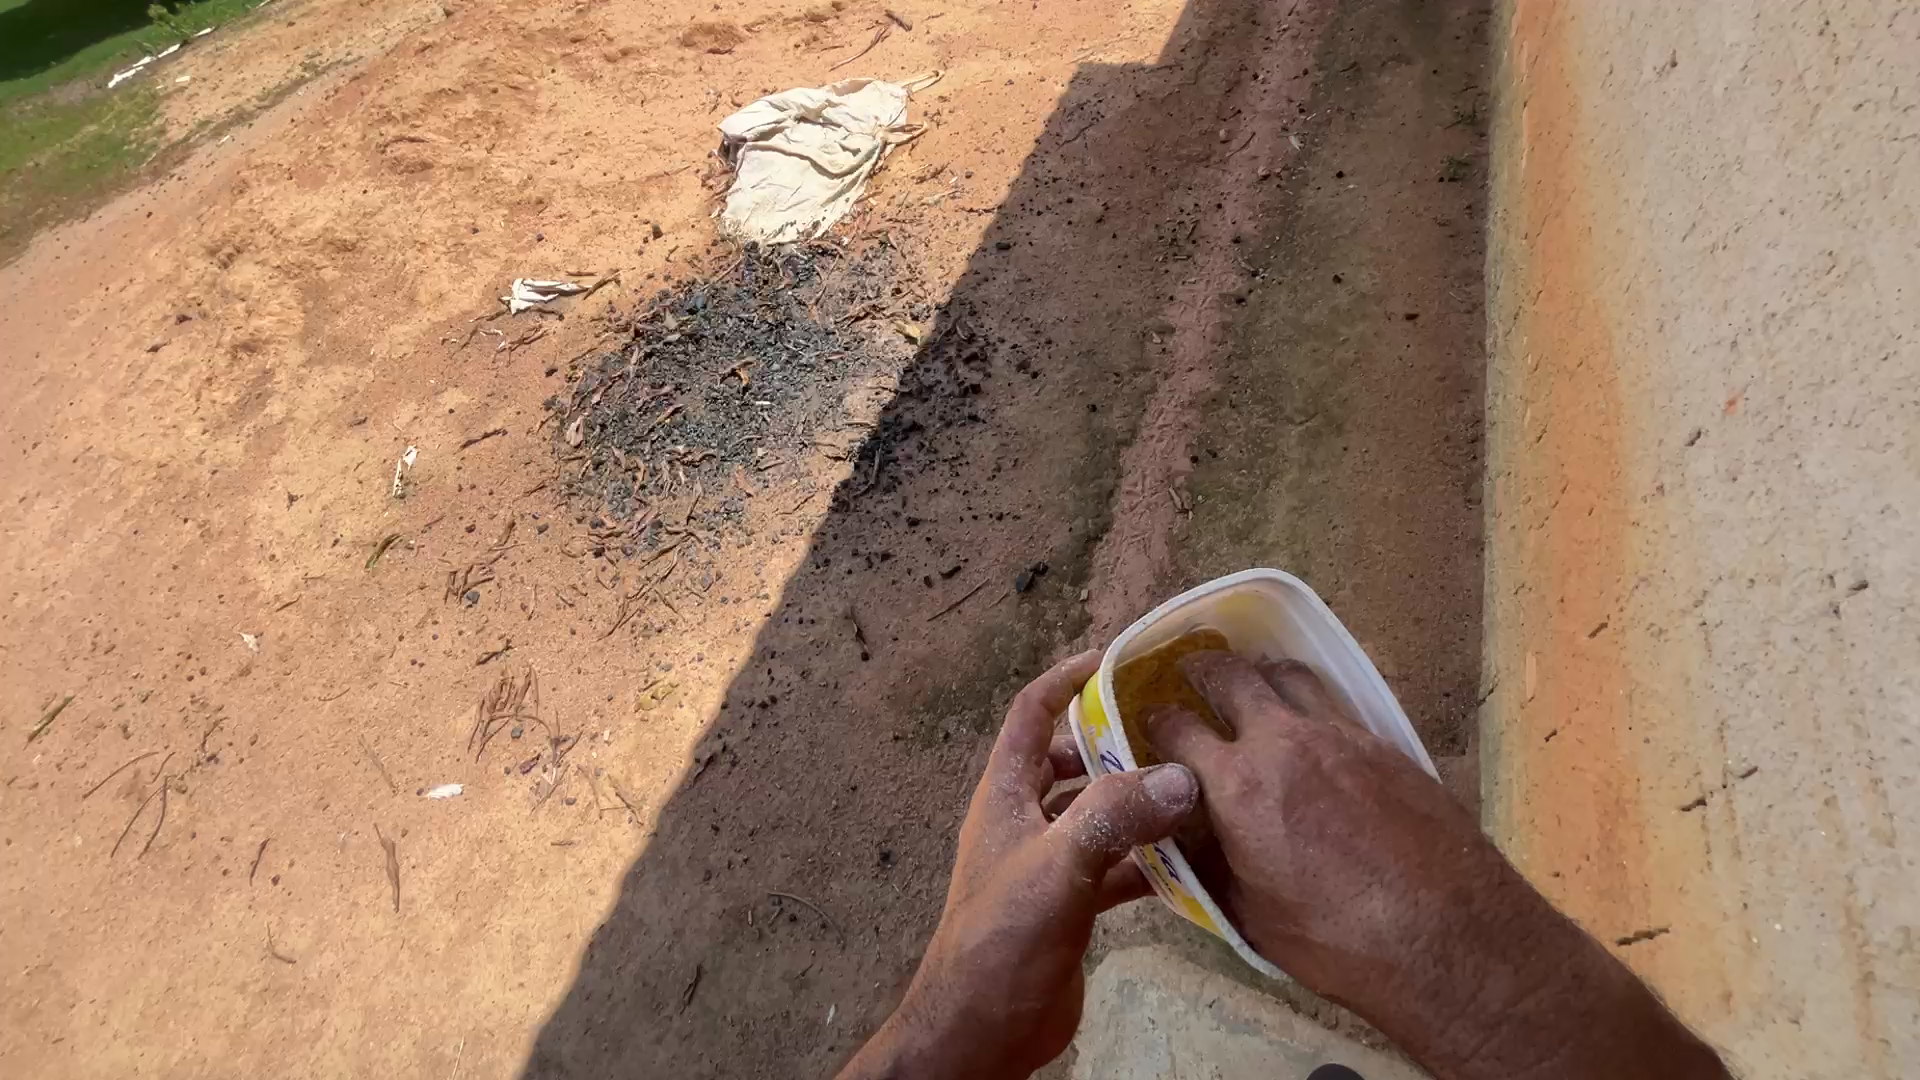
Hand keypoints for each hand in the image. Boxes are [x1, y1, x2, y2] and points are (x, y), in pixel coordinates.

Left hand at [838, 650, 1198, 1079]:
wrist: (981, 1029)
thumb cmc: (1004, 936)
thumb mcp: (1056, 866)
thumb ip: (1112, 818)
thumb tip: (1178, 774)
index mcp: (1005, 791)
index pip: (1030, 711)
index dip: (1065, 679)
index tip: (1112, 658)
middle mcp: (1023, 815)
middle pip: (1067, 758)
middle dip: (1111, 741)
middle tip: (1169, 728)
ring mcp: (1046, 859)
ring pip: (1094, 812)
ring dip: (1134, 801)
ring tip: (1189, 787)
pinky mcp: (1068, 900)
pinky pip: (1111, 863)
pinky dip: (1144, 858)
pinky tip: (1188, 860)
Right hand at [1147, 652, 1727, 1079]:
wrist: (1454, 944)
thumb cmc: (1337, 940)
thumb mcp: (1247, 913)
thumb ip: (1205, 860)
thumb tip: (1180, 832)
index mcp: (1235, 784)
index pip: (1175, 725)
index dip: (1153, 716)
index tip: (1147, 716)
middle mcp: (1280, 741)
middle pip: (1228, 674)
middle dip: (1199, 667)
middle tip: (1190, 670)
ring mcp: (1336, 735)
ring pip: (1285, 672)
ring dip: (1258, 671)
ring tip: (1251, 679)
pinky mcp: (1381, 742)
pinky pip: (1333, 699)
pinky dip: (1306, 696)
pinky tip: (1309, 719)